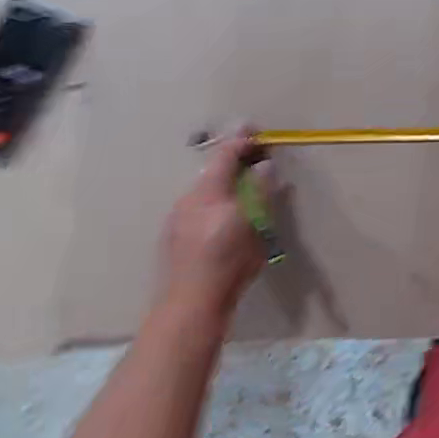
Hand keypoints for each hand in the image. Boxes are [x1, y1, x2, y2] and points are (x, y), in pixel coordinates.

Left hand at [158, 131, 268, 318]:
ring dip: (225, 186)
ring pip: (205, 193)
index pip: (225, 156)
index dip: (241, 141)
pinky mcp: (174, 241)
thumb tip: (264, 166)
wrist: (189, 306)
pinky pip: (199, 211)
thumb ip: (260, 192)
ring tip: (245, 192)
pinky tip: (225, 222)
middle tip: (255, 160)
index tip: (255, 131)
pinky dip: (216, 205)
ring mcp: (176, 221)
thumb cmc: (228, 263)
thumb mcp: (254, 225)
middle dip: (234, 164)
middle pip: (212, 173)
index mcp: (207, 192)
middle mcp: (187, 201)